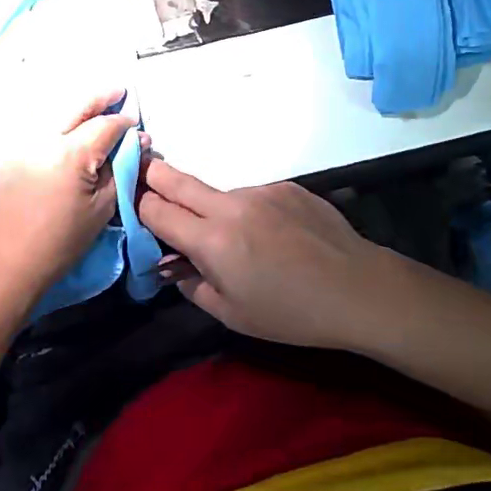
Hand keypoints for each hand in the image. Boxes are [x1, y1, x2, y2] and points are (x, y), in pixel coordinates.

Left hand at [0, 90, 135, 304]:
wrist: (2, 263)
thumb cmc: (59, 243)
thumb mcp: (102, 209)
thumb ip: (120, 169)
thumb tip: (135, 143)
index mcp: (71, 154)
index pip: (105, 125)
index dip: (124, 122)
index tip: (136, 127)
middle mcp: (42, 138)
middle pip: (75, 104)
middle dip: (100, 96)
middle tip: (118, 91)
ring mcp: (18, 141)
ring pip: (50, 107)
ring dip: (73, 102)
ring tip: (91, 104)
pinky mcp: (4, 150)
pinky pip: (31, 122)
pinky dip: (51, 114)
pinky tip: (62, 120)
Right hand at [135, 160, 397, 350]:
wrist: (358, 289)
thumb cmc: (290, 313)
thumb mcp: (231, 314)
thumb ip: (192, 284)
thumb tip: (173, 265)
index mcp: (212, 240)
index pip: (156, 209)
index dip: (138, 207)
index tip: (132, 208)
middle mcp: (231, 205)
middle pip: (177, 179)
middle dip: (154, 177)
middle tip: (142, 175)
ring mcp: (261, 190)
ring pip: (219, 193)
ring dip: (214, 209)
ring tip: (243, 242)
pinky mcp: (287, 186)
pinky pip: (255, 196)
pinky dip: (251, 212)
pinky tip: (275, 237)